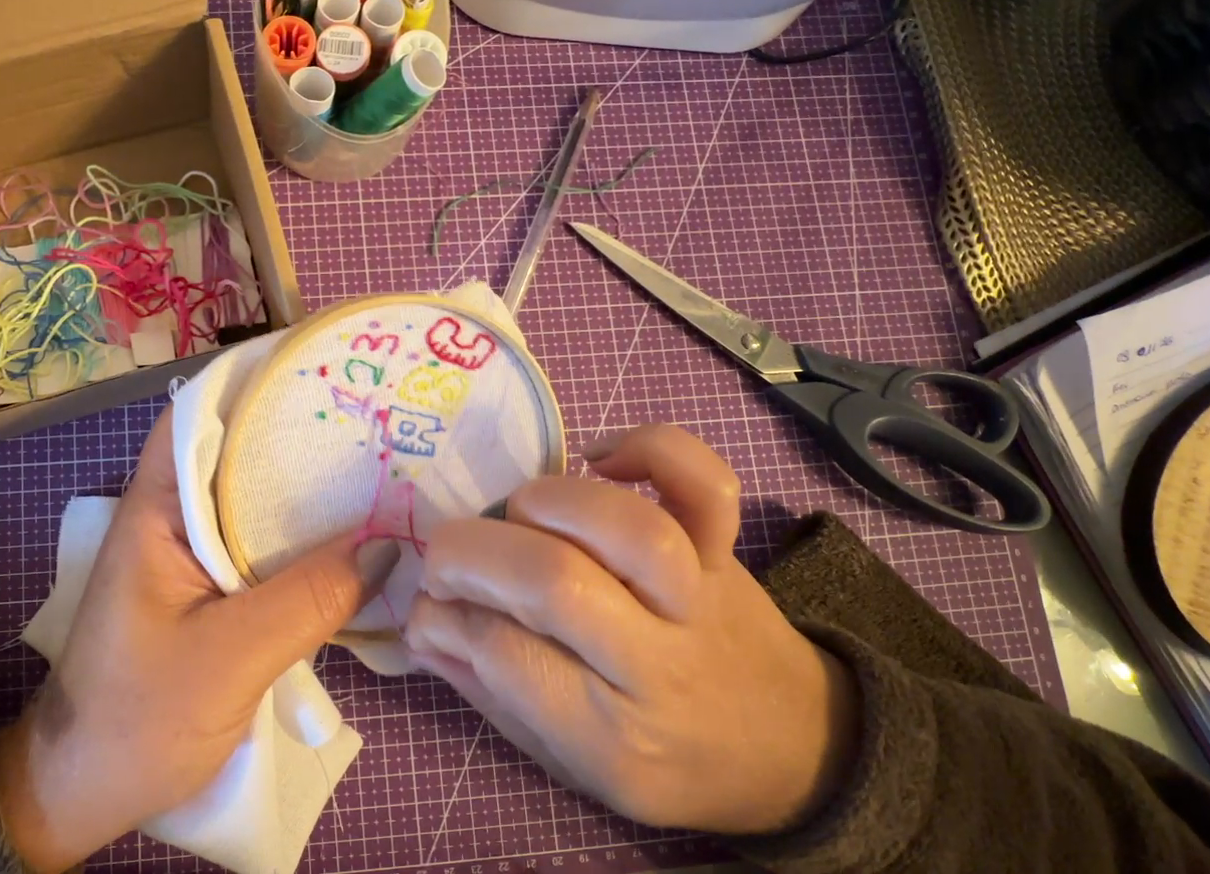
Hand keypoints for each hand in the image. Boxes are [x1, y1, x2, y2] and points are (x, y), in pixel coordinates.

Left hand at [0, 406, 399, 870]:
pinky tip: (351, 538)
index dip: (252, 380)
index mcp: (156, 509)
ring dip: (305, 486)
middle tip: (372, 414)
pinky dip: (301, 537)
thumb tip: (390, 544)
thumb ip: (309, 598)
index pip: (198, 414)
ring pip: (252, 501)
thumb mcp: (231, 657)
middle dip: (297, 430)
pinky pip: (260, 547)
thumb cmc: (139, 716)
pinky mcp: (207, 592)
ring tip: (377, 462)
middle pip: (234, 452)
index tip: (319, 365)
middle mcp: (171, 518)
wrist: (83, 791)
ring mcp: (188, 556)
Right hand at [403, 424, 859, 835]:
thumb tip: (421, 625)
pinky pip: (703, 482)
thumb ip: (489, 691)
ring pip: (626, 527)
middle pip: (555, 582)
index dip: (445, 618)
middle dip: (470, 556)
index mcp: (612, 736)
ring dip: (546, 503)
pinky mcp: (725, 550)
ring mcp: (698, 598)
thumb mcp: (569, 761)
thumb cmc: (662, 757)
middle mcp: (659, 664)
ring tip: (517, 514)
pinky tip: (599, 457)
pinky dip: (648, 448)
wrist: (789, 746)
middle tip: (447, 561)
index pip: (505, 654)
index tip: (429, 609)